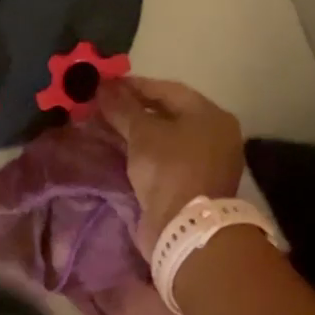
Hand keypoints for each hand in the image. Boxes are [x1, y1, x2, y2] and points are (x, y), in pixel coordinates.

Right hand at [98, 76, 243, 256]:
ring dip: (134, 134)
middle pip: (168, 115)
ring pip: (164, 140)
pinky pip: (163, 162)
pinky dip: (141, 155)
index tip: (105, 85)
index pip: (169, 90)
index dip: (135, 85)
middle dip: (132, 110)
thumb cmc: (169, 170)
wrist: (184, 229)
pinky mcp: (191, 187)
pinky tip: (118, 151)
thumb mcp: (143, 133)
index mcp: (211, 116)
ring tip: (103, 127)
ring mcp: (204, 164)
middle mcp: (213, 136)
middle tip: (100, 106)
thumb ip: (122, 108)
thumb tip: (101, 85)